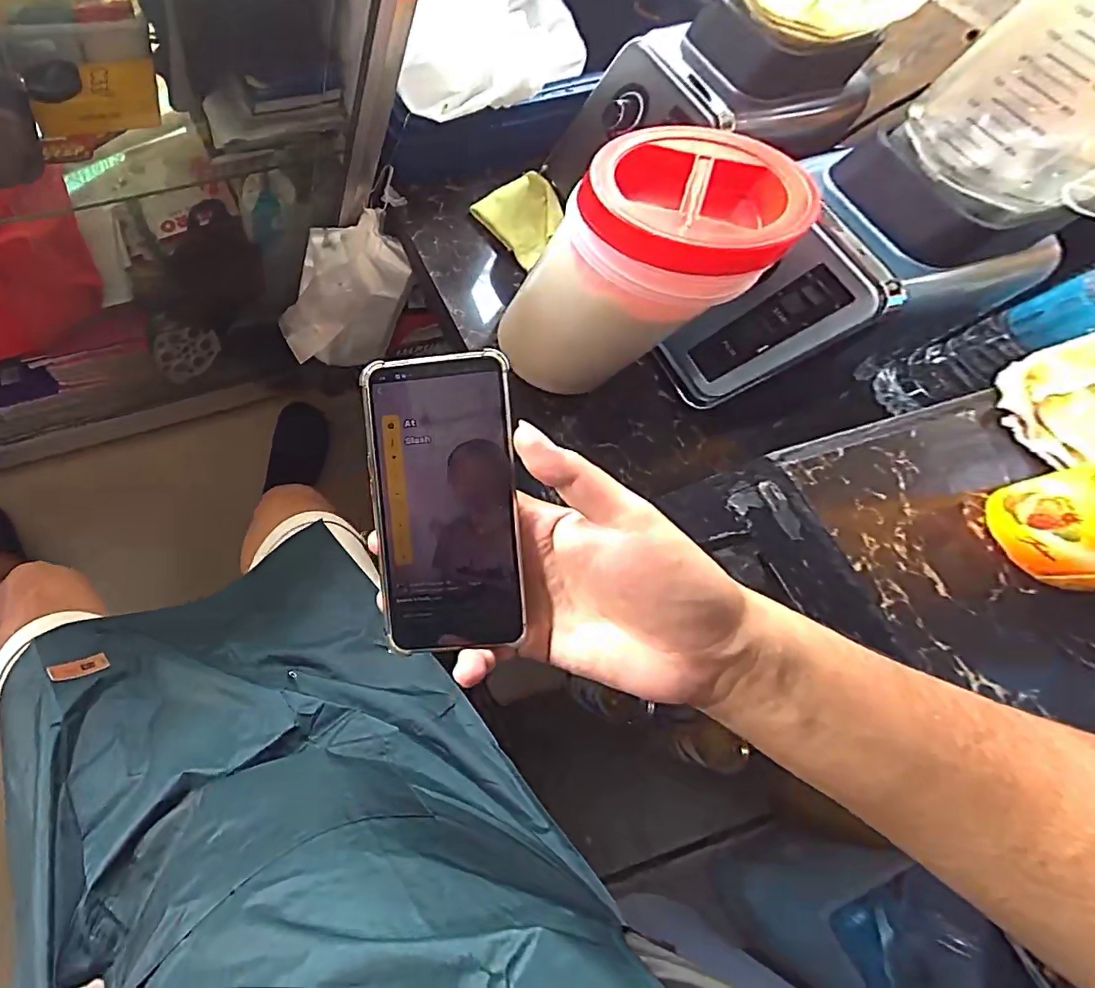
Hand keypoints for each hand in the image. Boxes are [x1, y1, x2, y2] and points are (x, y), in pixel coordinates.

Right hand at [375, 422, 760, 707]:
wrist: (708, 650)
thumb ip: (572, 477)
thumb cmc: (674, 575)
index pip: (480, 504)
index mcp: (542, 523)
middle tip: (386, 555)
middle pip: (461, 552)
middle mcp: (526, 561)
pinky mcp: (532, 642)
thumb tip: (526, 432)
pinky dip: (471, 655)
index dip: (441, 500)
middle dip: (421, 553)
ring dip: (431, 602)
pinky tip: (464, 663)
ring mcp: (526, 602)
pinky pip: (488, 644)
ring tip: (398, 608)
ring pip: (465, 598)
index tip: (404, 498)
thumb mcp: (627, 516)